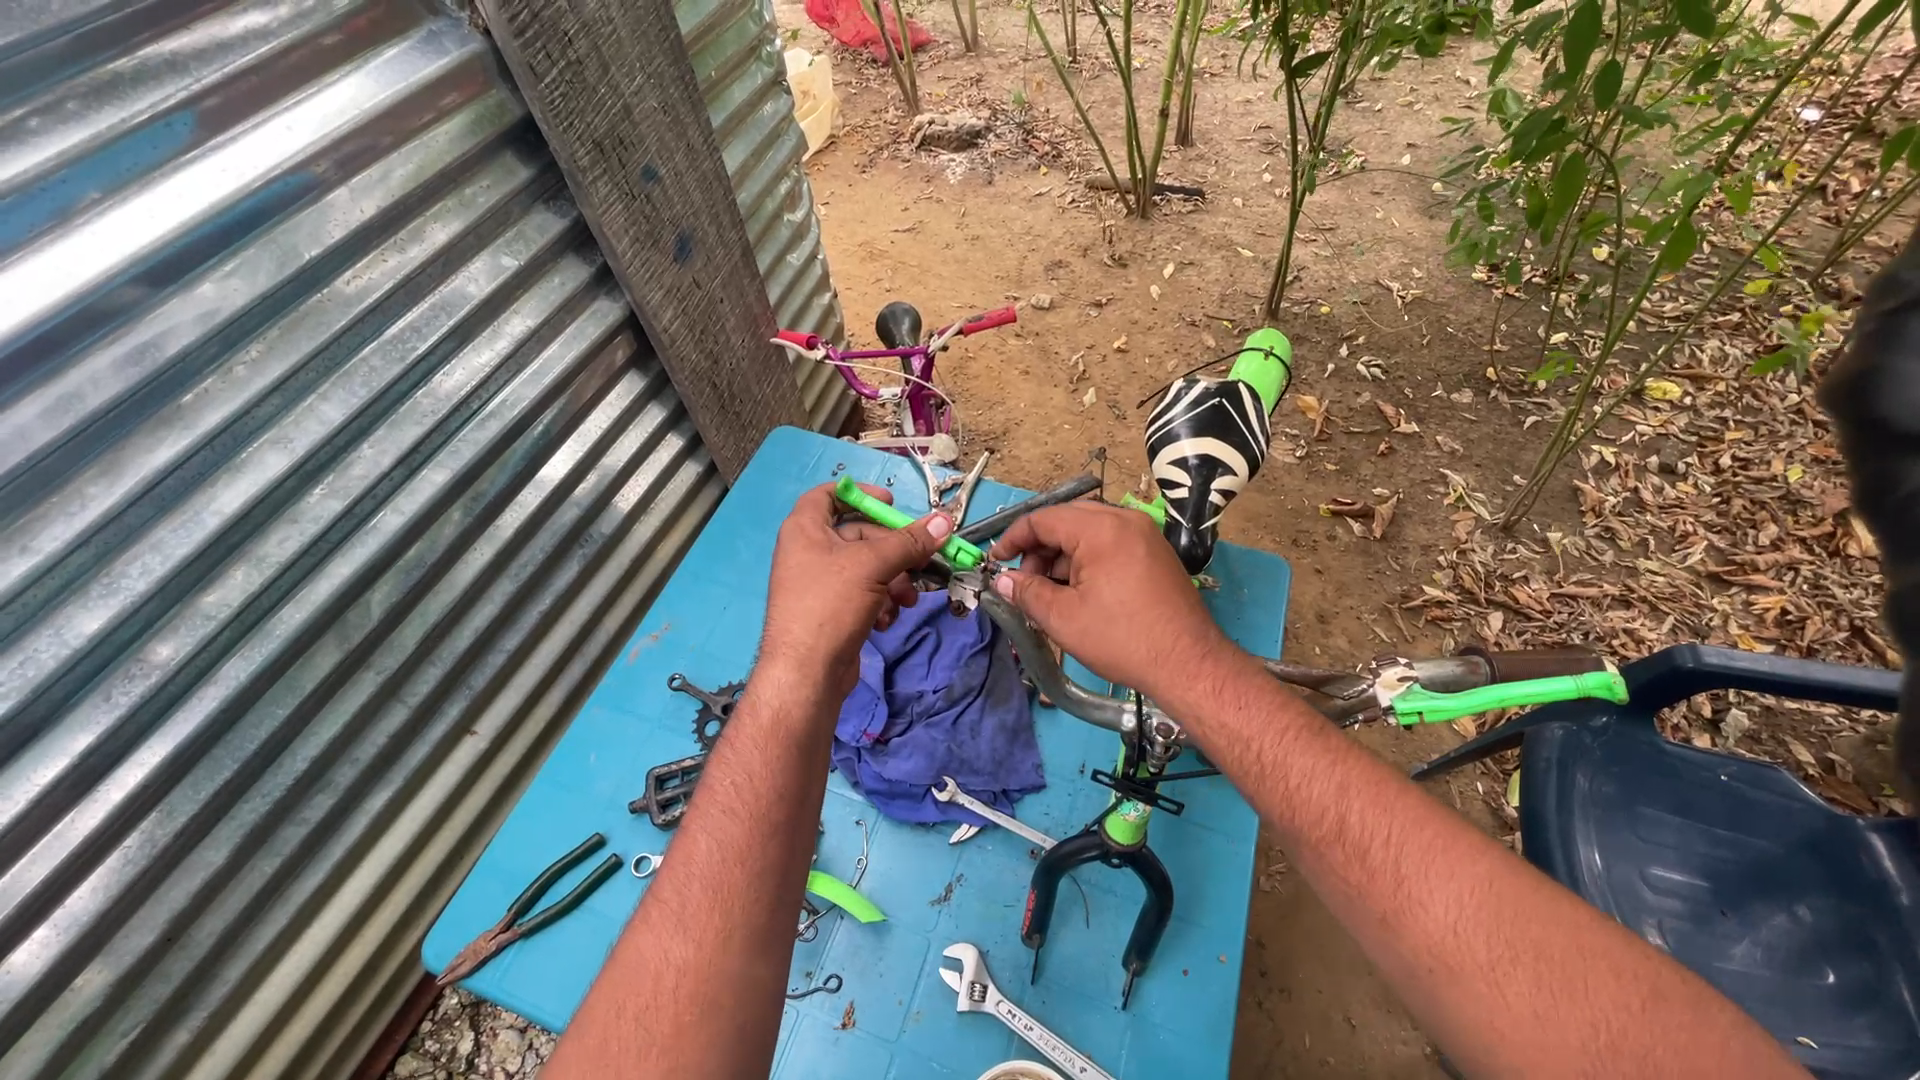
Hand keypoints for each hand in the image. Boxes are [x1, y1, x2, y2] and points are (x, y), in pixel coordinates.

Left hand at [761, 482, 951, 698]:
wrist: (807, 672)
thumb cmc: (831, 604)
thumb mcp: (873, 565)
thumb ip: (909, 541)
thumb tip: (944, 520)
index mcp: (804, 529)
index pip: (828, 495)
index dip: (860, 494)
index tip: (890, 502)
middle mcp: (808, 552)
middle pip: (859, 535)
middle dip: (894, 550)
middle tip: (921, 560)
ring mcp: (819, 584)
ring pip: (867, 569)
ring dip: (894, 581)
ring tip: (906, 599)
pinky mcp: (832, 613)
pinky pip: (863, 595)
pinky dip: (880, 603)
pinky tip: (887, 620)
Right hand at [989, 501, 1230, 698]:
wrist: (1187, 663)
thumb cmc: (1122, 639)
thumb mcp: (1063, 618)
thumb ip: (1027, 592)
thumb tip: (1003, 581)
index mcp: (1101, 529)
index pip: (1043, 519)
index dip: (1013, 538)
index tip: (996, 561)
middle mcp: (1126, 521)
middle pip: (1067, 520)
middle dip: (1039, 549)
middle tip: (1025, 582)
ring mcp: (1145, 535)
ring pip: (1089, 532)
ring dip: (1063, 556)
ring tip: (1051, 594)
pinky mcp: (1156, 554)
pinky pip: (1111, 544)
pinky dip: (1087, 561)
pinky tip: (1079, 593)